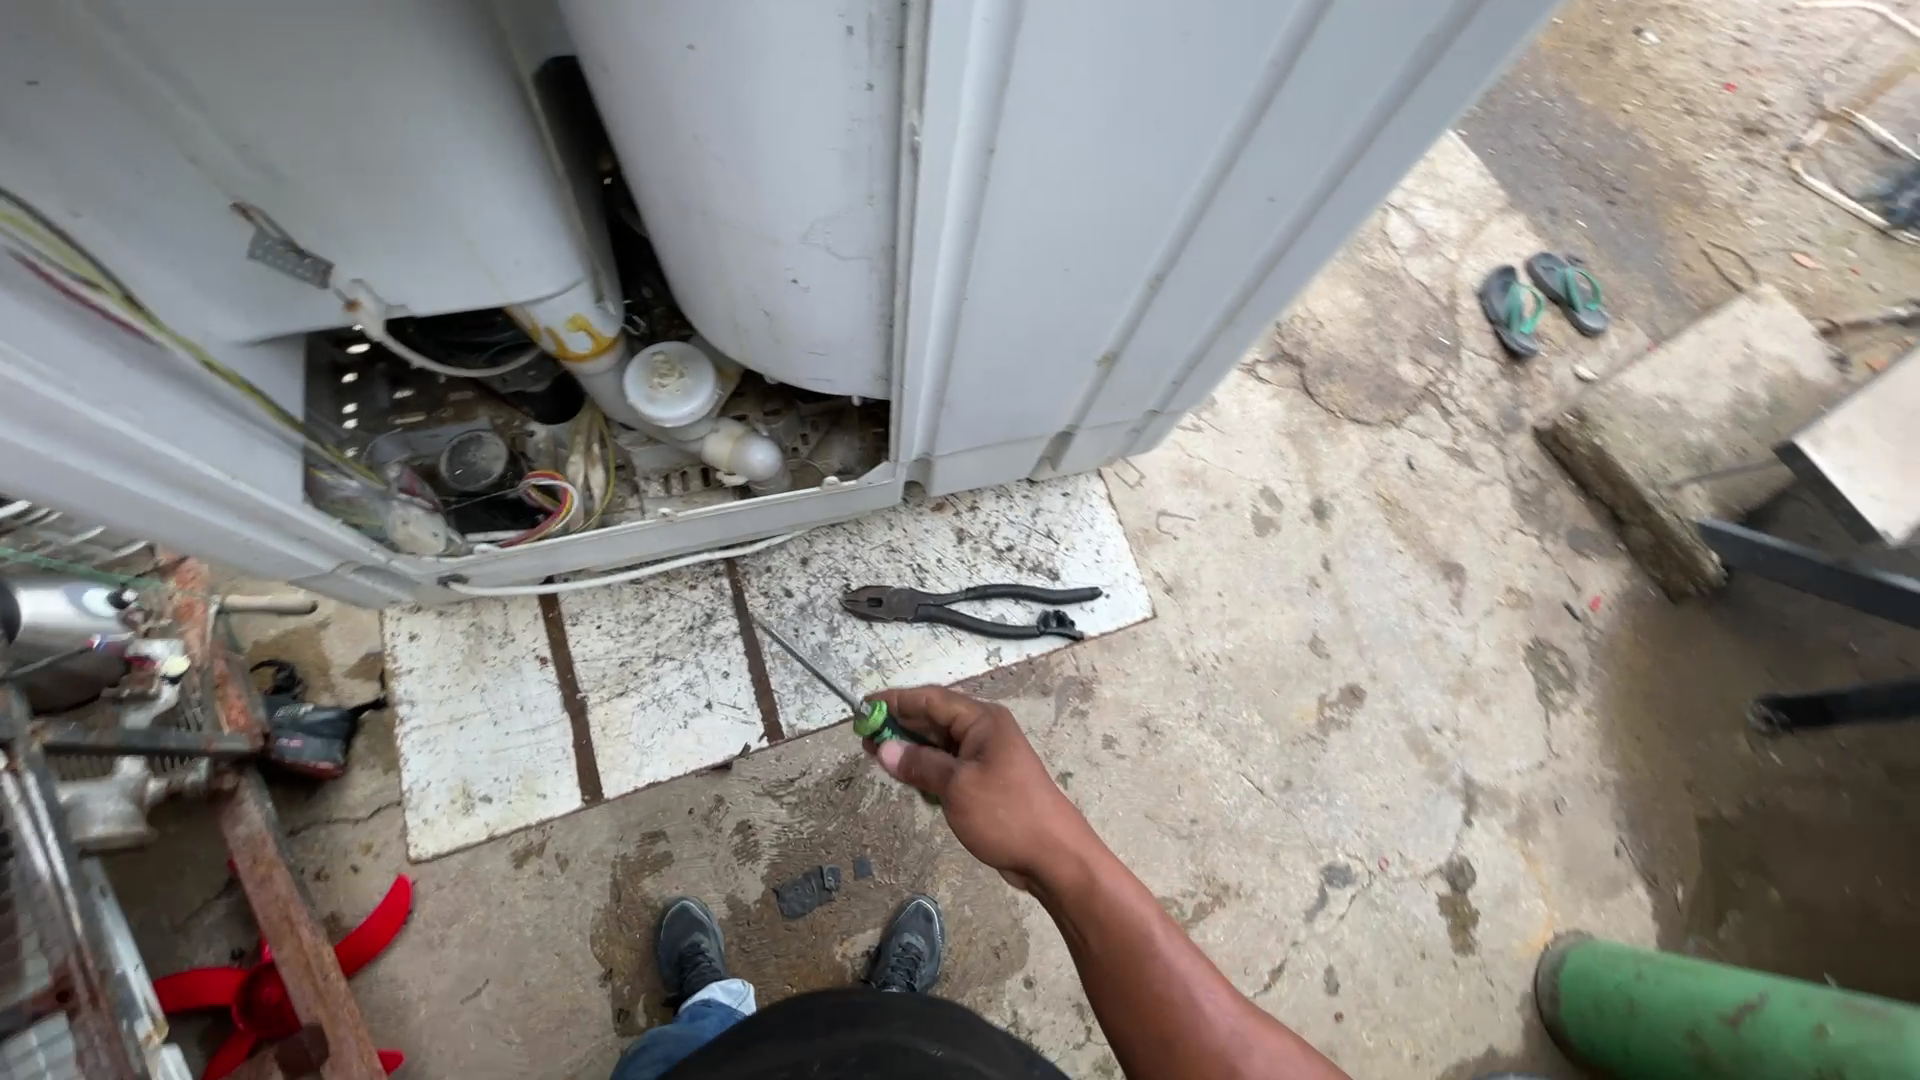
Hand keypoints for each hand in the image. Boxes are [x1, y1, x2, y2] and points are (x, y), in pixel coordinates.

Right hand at [865, 686, 1098, 890]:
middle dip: (899, 725)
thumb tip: (884, 749)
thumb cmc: (1006, 814)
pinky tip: (909, 779)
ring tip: (878, 756)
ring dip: (911, 749)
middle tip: (864, 735)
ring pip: (940, 744)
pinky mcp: (985, 781)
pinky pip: (949, 765)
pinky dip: (928, 769)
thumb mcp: (957, 787)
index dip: (895, 701)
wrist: (1053, 855)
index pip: (931, 699)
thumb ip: (920, 765)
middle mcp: (984, 731)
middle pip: (934, 718)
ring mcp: (986, 756)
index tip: (863, 706)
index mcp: (982, 720)